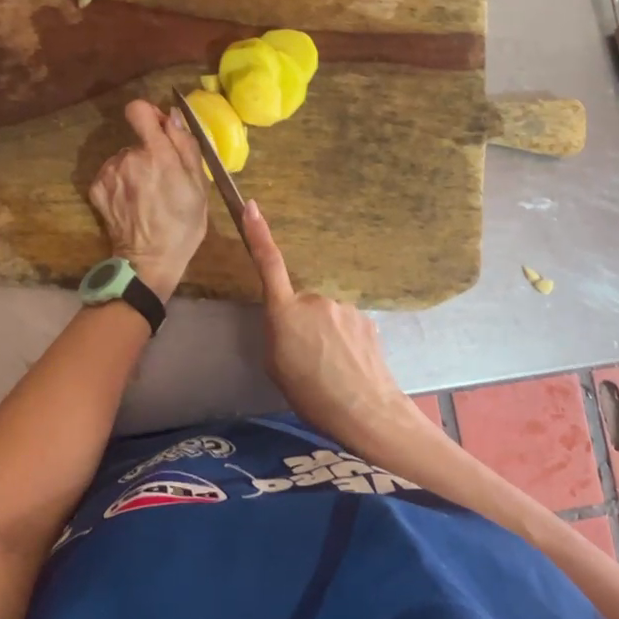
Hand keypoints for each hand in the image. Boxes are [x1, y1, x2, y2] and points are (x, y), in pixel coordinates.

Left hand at [88, 99, 208, 301]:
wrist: (148, 262)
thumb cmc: (182, 225)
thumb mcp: (199, 185)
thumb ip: (186, 145)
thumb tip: (172, 116)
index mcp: (156, 153)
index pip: (138, 109)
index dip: (149, 115)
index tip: (159, 130)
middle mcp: (127, 157)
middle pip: (136, 141)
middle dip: (149, 155)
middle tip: (164, 182)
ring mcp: (108, 173)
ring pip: (124, 159)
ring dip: (134, 171)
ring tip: (148, 198)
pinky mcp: (96, 188)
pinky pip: (111, 175)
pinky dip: (121, 185)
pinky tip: (132, 205)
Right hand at [243, 201, 417, 444]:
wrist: (366, 411)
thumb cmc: (311, 395)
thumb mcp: (276, 367)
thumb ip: (277, 334)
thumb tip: (289, 323)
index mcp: (286, 312)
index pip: (269, 265)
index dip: (258, 234)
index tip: (251, 206)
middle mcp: (316, 300)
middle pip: (302, 303)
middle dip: (303, 323)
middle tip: (308, 360)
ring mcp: (345, 307)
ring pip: (327, 314)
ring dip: (327, 334)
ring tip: (333, 369)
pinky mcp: (367, 318)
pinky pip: (347, 324)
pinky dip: (345, 341)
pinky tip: (351, 367)